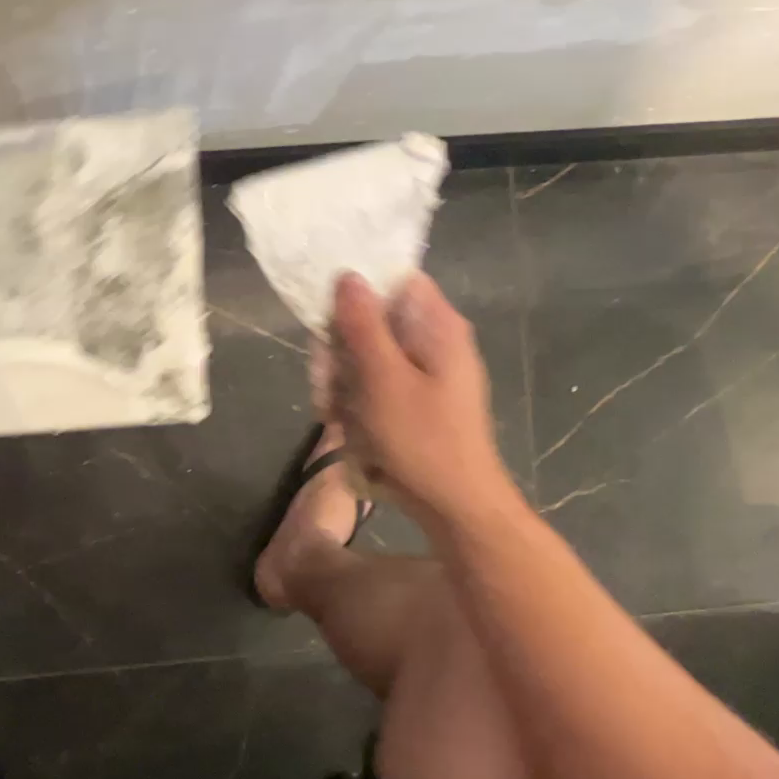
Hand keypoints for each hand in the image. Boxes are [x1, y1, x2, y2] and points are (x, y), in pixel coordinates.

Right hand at [326, 272, 521, 528]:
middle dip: (339, 352)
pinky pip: (370, 385)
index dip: (356, 293)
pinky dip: (353, 403)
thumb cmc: (422, 440)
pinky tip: (346, 427)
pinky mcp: (410, 400)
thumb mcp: (383, 380)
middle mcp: (432, 341)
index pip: (393, 281)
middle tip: (327, 385)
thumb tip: (348, 275)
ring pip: (363, 357)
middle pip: (370, 322)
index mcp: (437, 326)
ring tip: (336, 416)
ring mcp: (421, 373)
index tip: (327, 322)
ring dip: (340, 383)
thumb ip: (362, 326)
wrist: (452, 503)